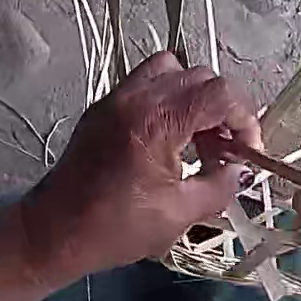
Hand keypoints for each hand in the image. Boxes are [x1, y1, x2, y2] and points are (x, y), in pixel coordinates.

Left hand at [10, 51, 262, 287]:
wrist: (52, 232)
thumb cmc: (115, 228)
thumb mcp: (179, 215)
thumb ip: (220, 186)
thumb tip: (242, 170)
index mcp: (157, 122)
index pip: (220, 94)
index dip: (245, 119)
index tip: (247, 150)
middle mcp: (137, 97)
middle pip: (201, 76)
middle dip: (224, 108)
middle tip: (225, 146)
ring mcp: (117, 97)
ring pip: (173, 68)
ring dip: (195, 95)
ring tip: (198, 134)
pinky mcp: (104, 105)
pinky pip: (147, 79)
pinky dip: (169, 95)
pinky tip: (170, 132)